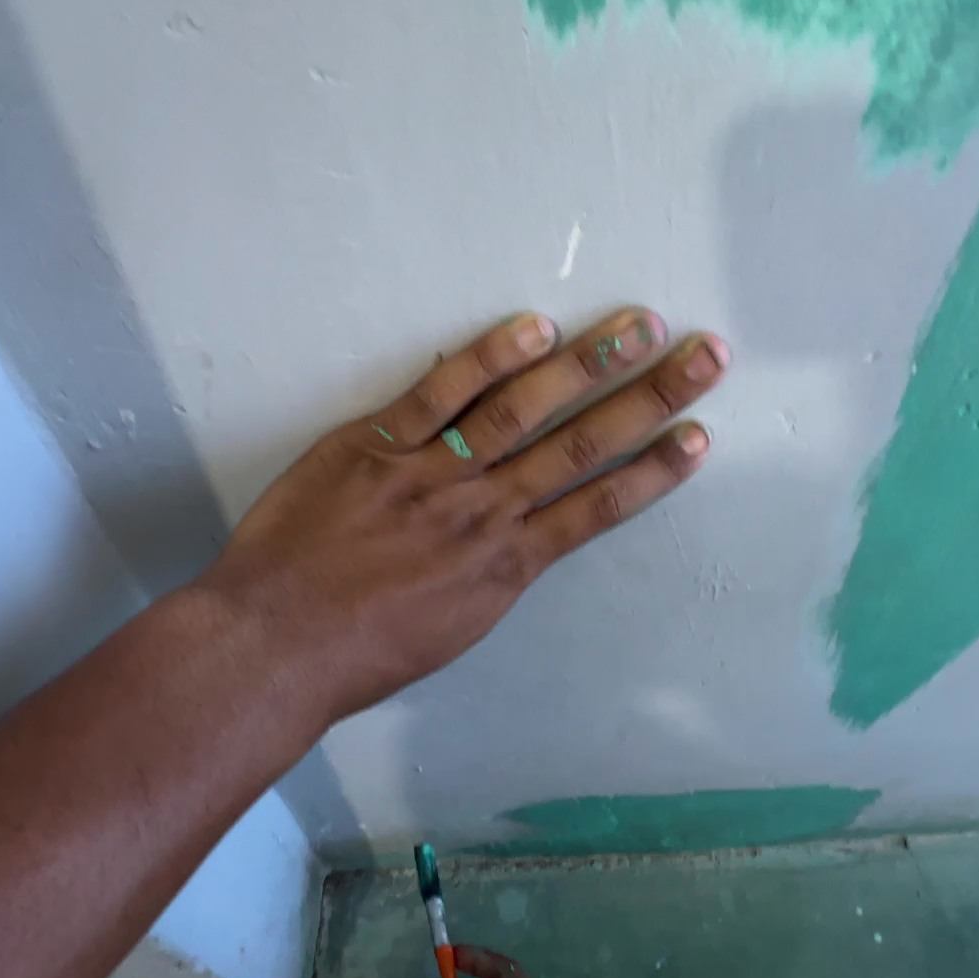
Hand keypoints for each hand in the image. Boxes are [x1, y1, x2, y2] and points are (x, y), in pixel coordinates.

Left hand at [192, 308, 727, 722]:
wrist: (276, 644)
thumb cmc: (362, 651)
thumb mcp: (450, 625)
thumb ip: (490, 571)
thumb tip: (518, 533)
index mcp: (506, 566)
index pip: (596, 508)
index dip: (653, 472)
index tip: (698, 438)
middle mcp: (484, 512)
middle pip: (580, 446)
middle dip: (649, 399)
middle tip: (702, 355)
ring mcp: (432, 474)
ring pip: (523, 410)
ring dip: (586, 365)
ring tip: (638, 325)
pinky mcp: (376, 445)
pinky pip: (439, 394)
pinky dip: (487, 358)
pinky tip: (533, 328)